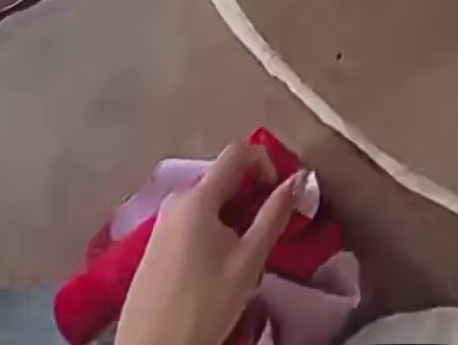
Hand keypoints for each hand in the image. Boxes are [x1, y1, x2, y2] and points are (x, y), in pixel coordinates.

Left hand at [115, 142, 304, 344]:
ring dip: (234, 216)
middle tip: (267, 231)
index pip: (236, 152)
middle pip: (223, 178)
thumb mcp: (248, 261)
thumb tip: (300, 178)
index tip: (280, 191)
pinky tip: (219, 266)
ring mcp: (163, 219)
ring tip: (246, 256)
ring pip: (210, 201)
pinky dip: (214, 228)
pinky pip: (193, 218)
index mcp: (198, 195)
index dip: (265, 161)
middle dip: (251, 195)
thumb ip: (274, 215)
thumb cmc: (204, 304)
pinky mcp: (156, 241)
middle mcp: (177, 197)